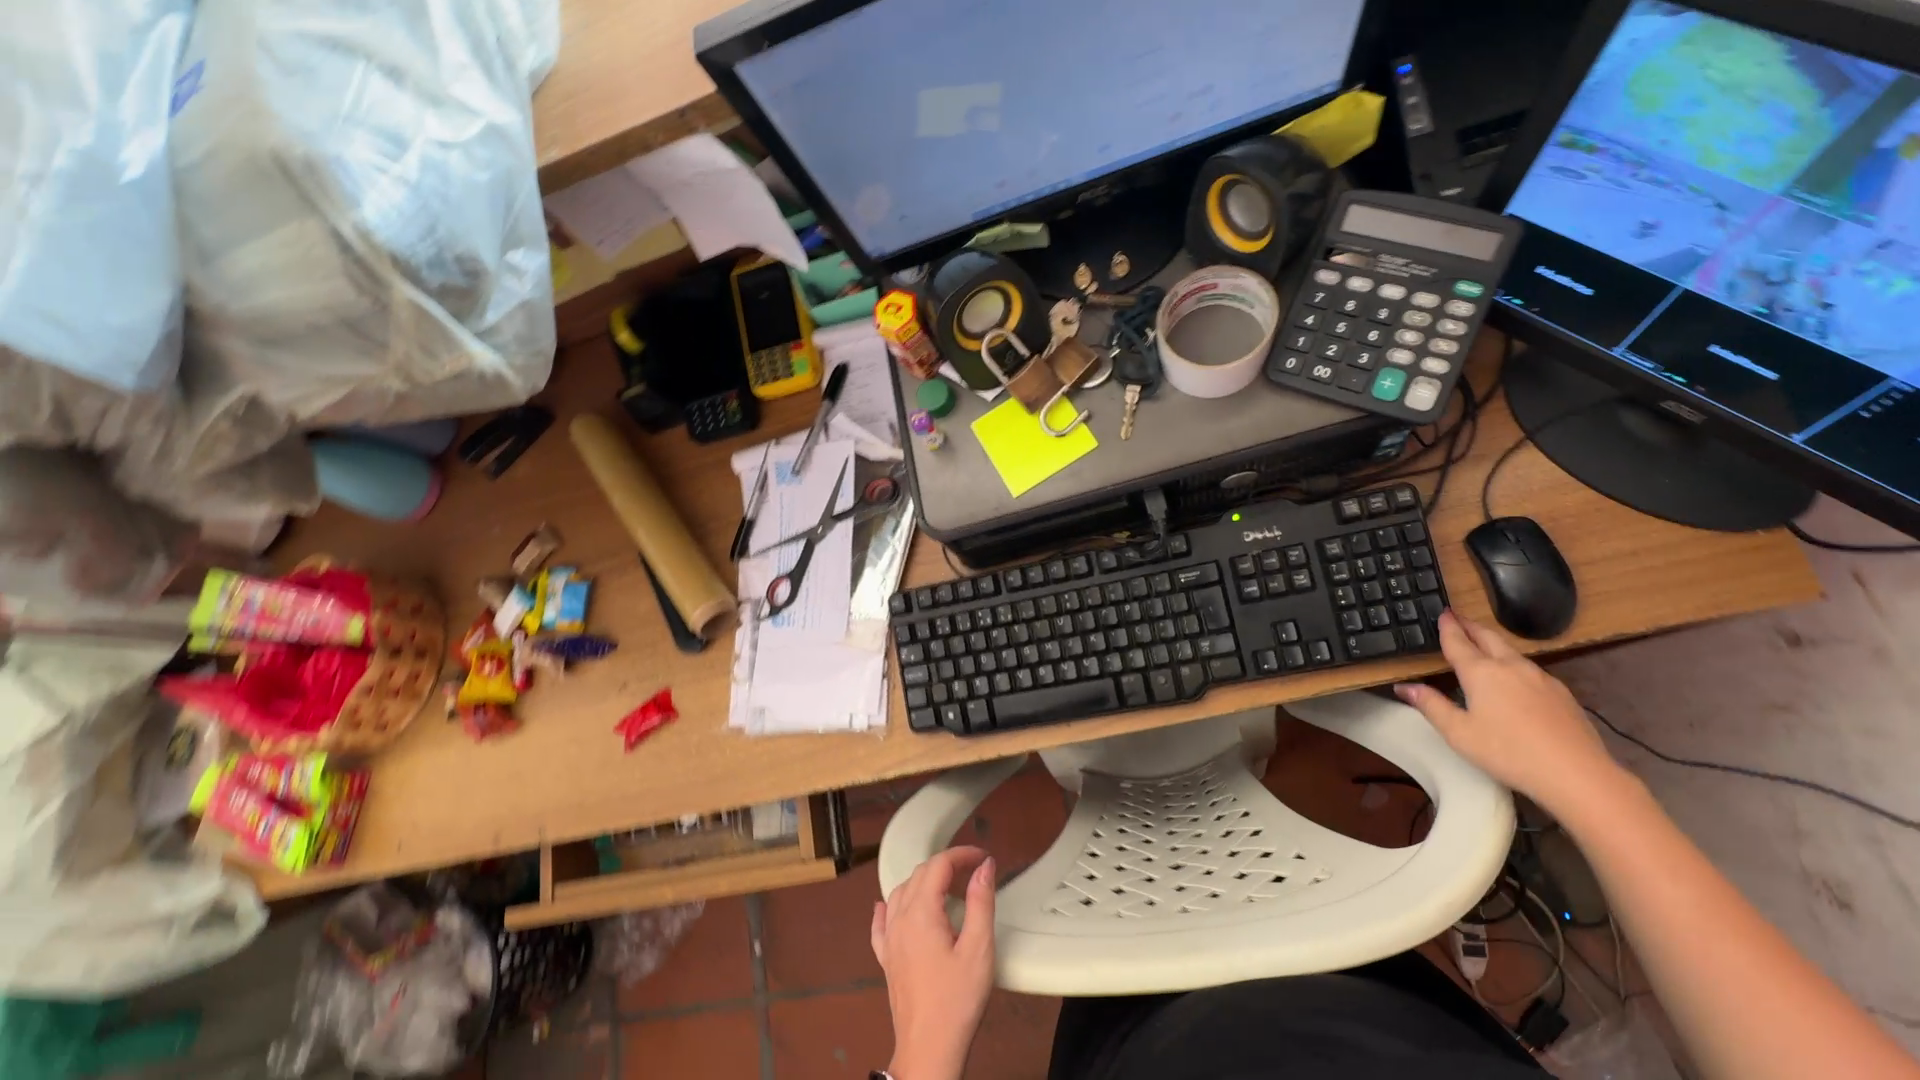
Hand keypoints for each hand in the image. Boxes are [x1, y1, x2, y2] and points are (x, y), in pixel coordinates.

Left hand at [872, 847, 996, 1079]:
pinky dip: (889, 907)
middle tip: (973, 871)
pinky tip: (886, 907)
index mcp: (921, 912)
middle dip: (945, 865)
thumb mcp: (979, 948)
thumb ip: (981, 901)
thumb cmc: (957, 999)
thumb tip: (984, 867)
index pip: (938, 865)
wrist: (929, 1046)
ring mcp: (889, 940)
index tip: (983, 857)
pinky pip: (881, 922)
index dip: (961, 854)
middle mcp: (899, 920)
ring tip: (948, 886)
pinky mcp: (886, 959)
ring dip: (923, 881)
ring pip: (900, 893)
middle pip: (918, 875)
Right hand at [1394, 610, 1630, 820]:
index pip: (1458, 642)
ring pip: (1511, 651)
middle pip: (1488, 637)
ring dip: (1493, 642)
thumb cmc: (1507, 752)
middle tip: (1459, 618)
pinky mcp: (1560, 692)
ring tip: (1482, 642)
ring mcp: (1540, 677)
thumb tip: (1405, 686)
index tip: (1443, 613)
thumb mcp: (1459, 733)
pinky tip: (1514, 676)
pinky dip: (1513, 662)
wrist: (1575, 771)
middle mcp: (1511, 667)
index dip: (1448, 627)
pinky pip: (1530, 668)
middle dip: (1471, 626)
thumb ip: (1431, 706)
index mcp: (1481, 673)